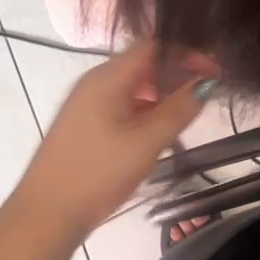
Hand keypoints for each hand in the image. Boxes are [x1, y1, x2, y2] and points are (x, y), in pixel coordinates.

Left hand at [12, 43, 210, 238]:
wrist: (44, 213)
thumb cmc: (96, 174)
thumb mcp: (144, 144)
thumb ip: (177, 111)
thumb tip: (206, 83)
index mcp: (108, 76)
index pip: (153, 46)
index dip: (186, 53)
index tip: (215, 72)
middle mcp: (95, 79)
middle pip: (142, 62)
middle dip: (175, 74)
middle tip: (204, 96)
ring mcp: (86, 100)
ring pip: (132, 85)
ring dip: (160, 94)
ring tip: (184, 117)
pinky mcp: (83, 121)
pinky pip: (120, 102)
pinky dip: (143, 109)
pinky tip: (155, 133)